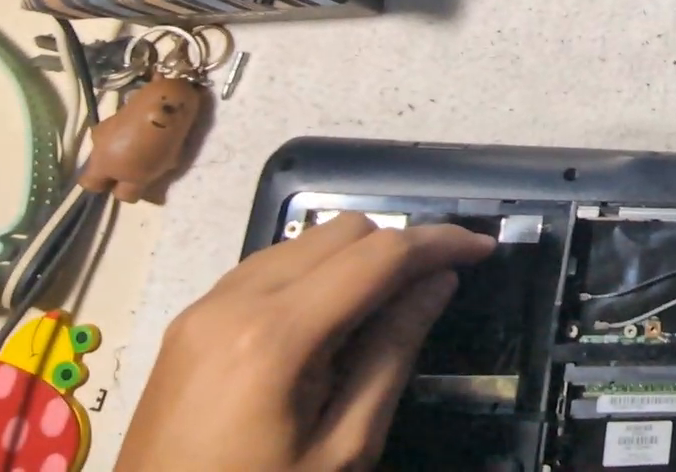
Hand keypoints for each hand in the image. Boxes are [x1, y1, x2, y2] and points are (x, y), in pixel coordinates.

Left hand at [117, 213, 495, 470]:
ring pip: (311, 238)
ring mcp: (205, 308)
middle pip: (347, 231)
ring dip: (362, 253)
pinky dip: (320, 267)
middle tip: (435, 284)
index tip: (485, 249)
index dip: (442, 241)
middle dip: (401, 246)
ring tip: (389, 298)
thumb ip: (395, 350)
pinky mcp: (191, 321)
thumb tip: (439, 281)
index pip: (381, 255)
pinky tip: (334, 311)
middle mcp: (235, 302)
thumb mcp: (345, 444)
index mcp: (276, 336)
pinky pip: (275, 262)